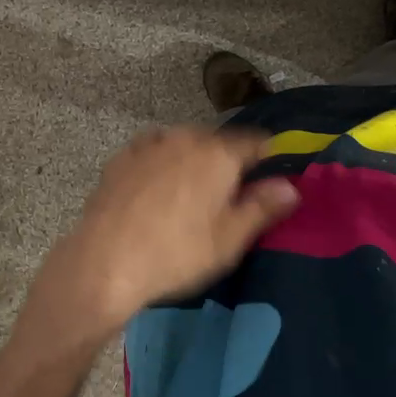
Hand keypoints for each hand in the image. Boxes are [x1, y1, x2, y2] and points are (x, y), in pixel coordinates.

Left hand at [41, 127, 297, 328]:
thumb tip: (291, 186)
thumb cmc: (176, 253)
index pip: (257, 142)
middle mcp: (187, 135)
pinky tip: (156, 194)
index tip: (269, 179)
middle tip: (227, 199)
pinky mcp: (123, 155)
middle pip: (219, 142)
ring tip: (189, 198)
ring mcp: (151, 142)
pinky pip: (155, 153)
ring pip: (185, 145)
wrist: (104, 261)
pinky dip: (162, 166)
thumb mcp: (229, 239)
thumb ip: (263, 207)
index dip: (268, 158)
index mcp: (219, 152)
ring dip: (193, 162)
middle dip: (227, 163)